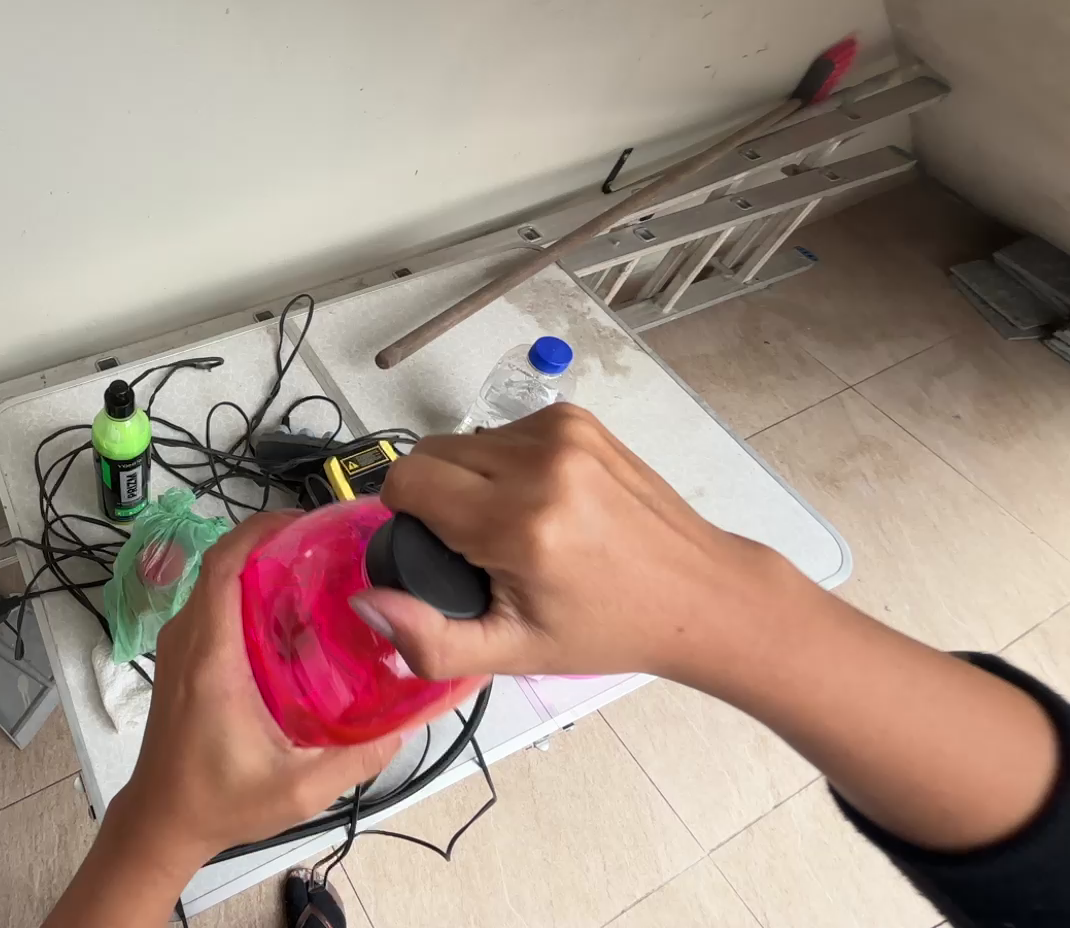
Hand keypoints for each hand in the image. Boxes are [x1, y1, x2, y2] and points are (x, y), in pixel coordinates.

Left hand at [116, 512, 401, 861]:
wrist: (162, 818)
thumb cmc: (220, 801)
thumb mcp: (297, 790)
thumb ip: (355, 759)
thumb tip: (404, 725)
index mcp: (210, 656)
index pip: (223, 567)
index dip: (257, 531)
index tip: (300, 521)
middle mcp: (188, 638)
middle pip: (220, 563)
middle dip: (265, 540)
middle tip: (319, 543)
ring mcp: (179, 644)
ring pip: (214, 580)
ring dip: (254, 564)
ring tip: (308, 569)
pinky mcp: (181, 654)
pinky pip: (210, 603)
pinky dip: (243, 590)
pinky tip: (284, 612)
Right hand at [350, 403, 812, 686]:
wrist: (706, 594)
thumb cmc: (603, 629)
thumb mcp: (513, 652)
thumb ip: (429, 638)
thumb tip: (363, 600)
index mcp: (519, 524)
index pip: (407, 480)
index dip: (406, 513)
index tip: (437, 545)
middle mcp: (538, 462)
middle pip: (428, 454)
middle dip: (433, 494)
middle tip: (473, 540)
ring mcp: (560, 430)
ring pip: (461, 441)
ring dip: (465, 476)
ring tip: (507, 519)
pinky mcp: (575, 417)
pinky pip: (498, 431)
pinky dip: (498, 461)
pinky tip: (534, 495)